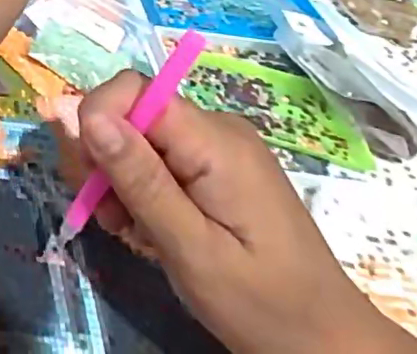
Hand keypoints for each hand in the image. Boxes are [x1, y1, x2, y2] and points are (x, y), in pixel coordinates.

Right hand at [77, 73, 416, 353]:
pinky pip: (156, 156)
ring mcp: (215, 147)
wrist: (331, 348)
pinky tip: (143, 226)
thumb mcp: (192, 250)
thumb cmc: (264, 307)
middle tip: (104, 214)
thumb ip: (139, 179)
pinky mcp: (213, 167)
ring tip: (126, 229)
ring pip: (136, 135)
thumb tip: (85, 115)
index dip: (98, 116)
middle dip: (102, 156)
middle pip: (130, 111)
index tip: (88, 173)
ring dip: (116, 177)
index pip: (134, 89)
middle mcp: (214, 128)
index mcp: (214, 140)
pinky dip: (137, 186)